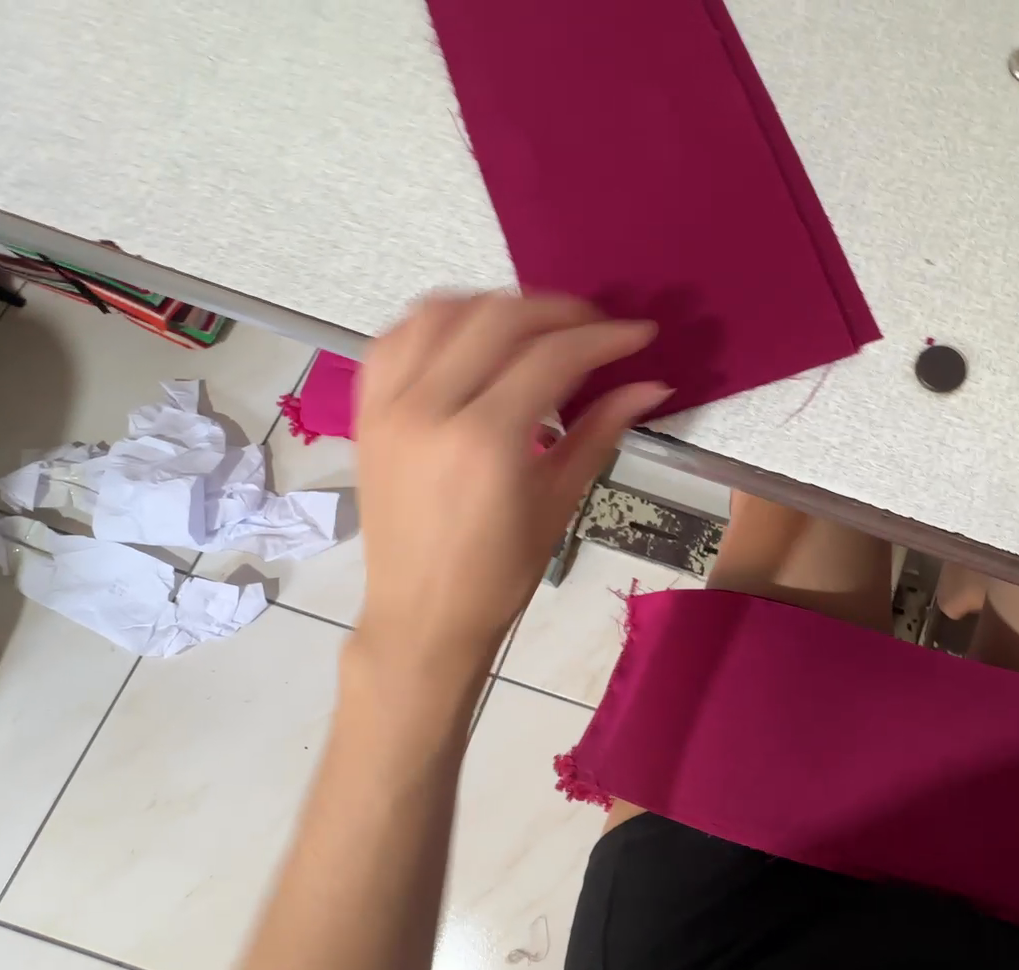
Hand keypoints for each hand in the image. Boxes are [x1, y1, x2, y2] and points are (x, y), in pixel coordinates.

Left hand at [352, 292, 669, 689]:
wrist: (423, 616)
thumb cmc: (501, 573)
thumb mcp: (559, 501)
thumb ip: (601, 431)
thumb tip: (652, 386)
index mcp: (486, 441)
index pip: (551, 357)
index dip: (603, 337)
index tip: (638, 334)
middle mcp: (430, 408)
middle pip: (498, 319)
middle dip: (557, 310)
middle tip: (596, 326)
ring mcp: (389, 405)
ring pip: (441, 312)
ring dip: (497, 304)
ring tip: (536, 324)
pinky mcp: (367, 410)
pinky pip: (397, 337)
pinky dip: (439, 321)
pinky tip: (471, 334)